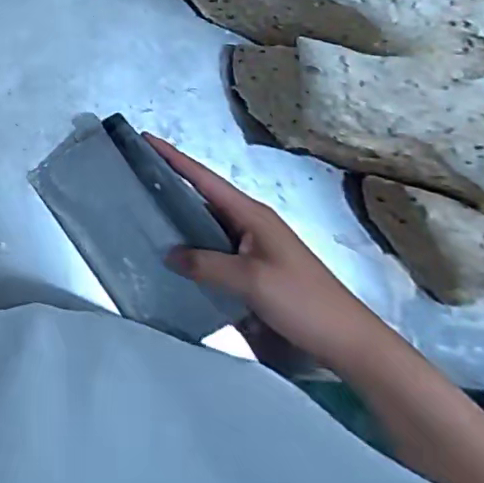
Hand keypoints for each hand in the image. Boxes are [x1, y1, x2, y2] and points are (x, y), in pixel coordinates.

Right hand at [147, 132, 398, 370]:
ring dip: (180, 220)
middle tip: (135, 178)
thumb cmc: (303, 302)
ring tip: (145, 215)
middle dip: (171, 184)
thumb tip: (170, 254)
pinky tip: (174, 259)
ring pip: (208, 226)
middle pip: (203, 197)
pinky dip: (194, 250)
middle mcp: (250, 224)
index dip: (174, 157)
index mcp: (252, 214)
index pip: (204, 178)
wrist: (348, 343)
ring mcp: (253, 248)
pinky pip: (215, 252)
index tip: (146, 139)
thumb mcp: (251, 281)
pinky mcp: (254, 271)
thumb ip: (206, 265)